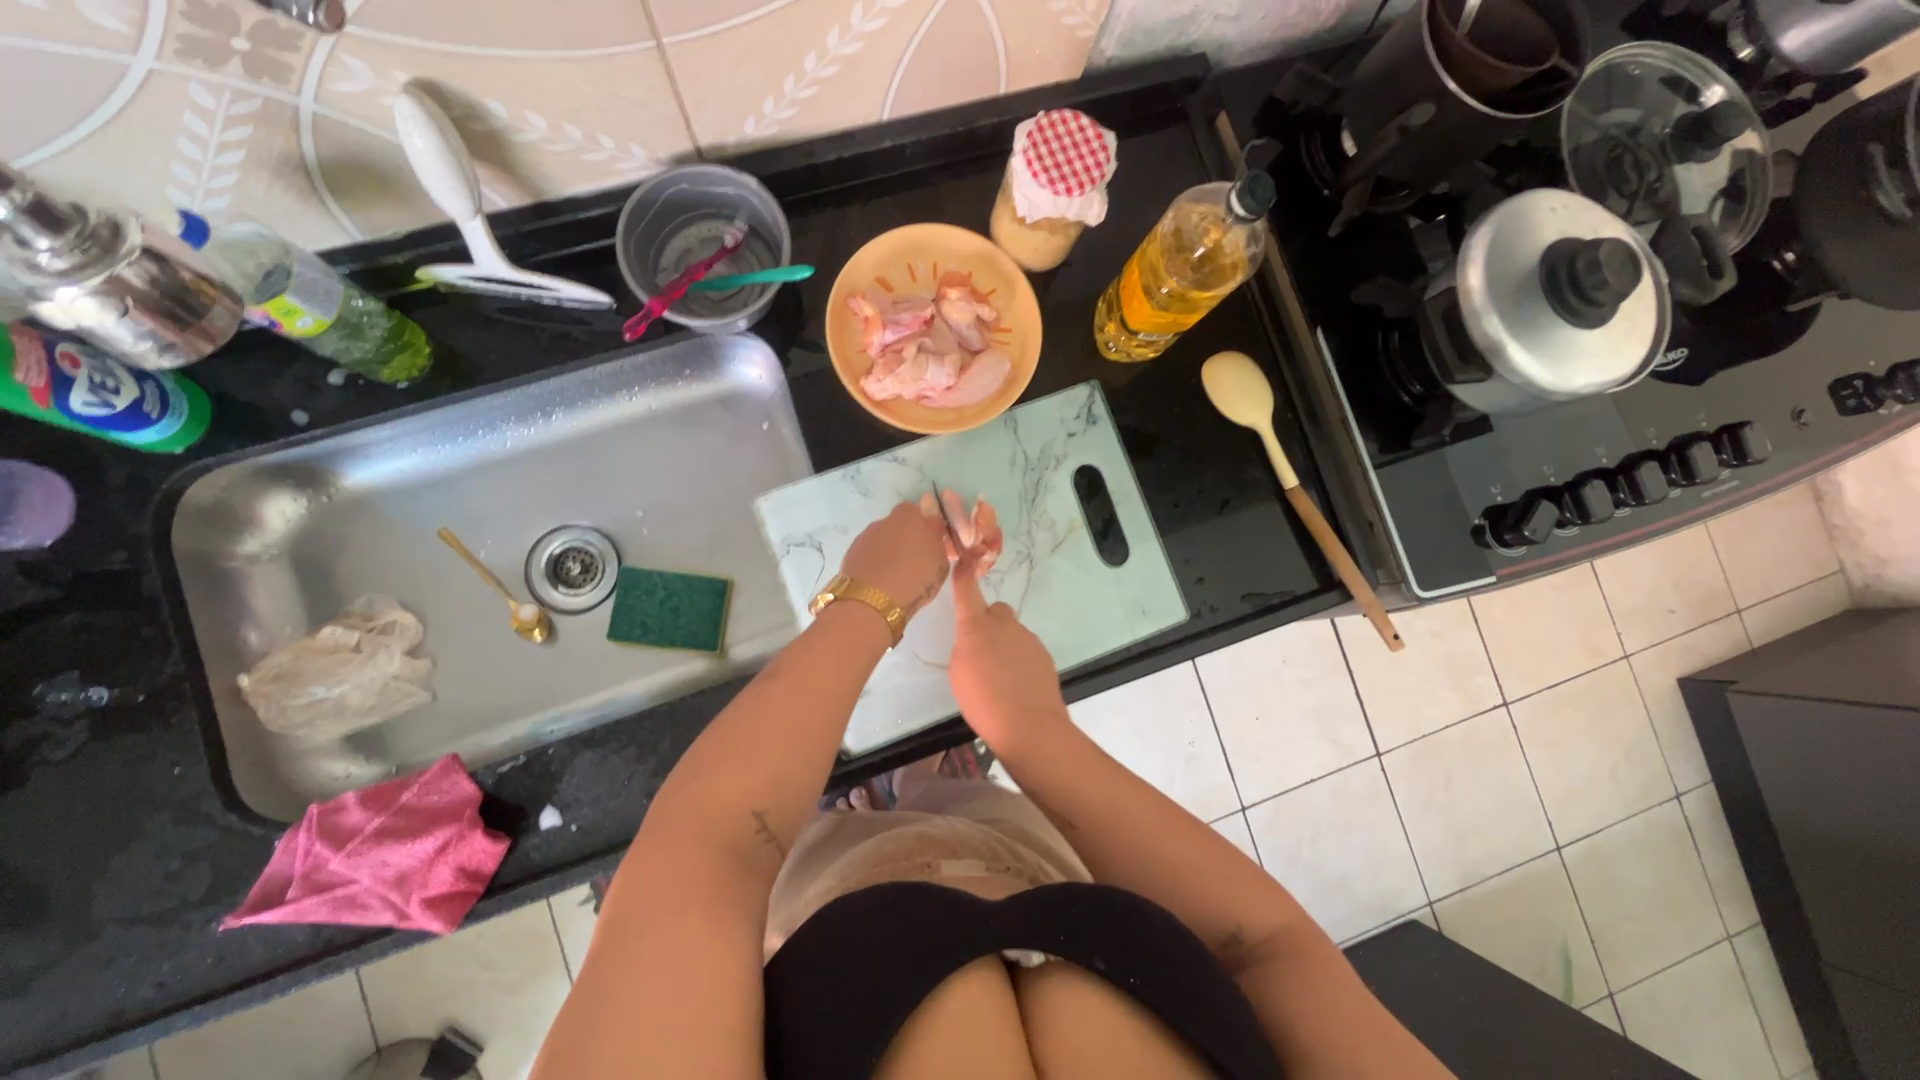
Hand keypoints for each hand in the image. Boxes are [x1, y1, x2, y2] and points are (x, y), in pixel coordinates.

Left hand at [838, 501, 950, 621]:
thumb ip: (936, 535)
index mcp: (910, 515)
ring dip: (890, 550)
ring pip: (884, 539)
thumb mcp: (940, 561)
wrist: (870, 601)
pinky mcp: (851, 553)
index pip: (922, 510)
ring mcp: (866, 536)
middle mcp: (885, 520)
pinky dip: (876, 562)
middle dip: (908, 537)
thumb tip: (932, 518)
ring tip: (898, 575)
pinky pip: (870, 554)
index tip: (933, 544)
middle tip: (917, 561)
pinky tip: (881, 580)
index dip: (928, 525)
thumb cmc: (914, 578)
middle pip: (901, 524)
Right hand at [948, 555, 1069, 751]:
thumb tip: (976, 642)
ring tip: (999, 679)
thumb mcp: (959, 674)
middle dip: (989, 623)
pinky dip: (1020, 661)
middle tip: (981, 652)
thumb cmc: (983, 702)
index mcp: (976, 629)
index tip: (964, 559)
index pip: (967, 593)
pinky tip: (1017, 686)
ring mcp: (1028, 639)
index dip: (964, 577)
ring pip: (1012, 632)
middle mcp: (1004, 626)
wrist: (1029, 726)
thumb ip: (966, 649)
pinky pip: (1026, 650)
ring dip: (1005, 646)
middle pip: (996, 611)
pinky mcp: (1044, 655)